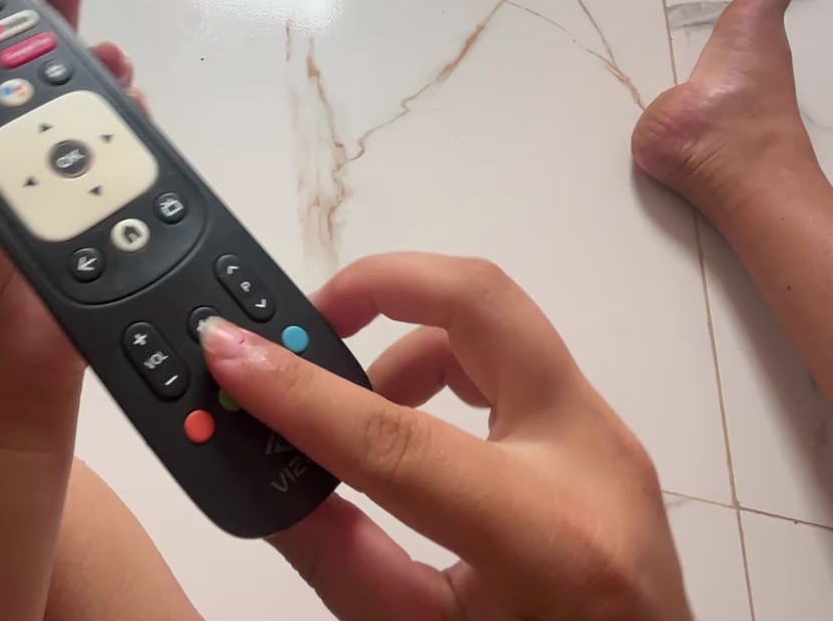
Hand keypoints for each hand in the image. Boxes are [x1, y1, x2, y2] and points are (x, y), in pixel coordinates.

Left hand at [0, 0, 139, 444]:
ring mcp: (60, 174)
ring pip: (85, 99)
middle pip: (35, 63)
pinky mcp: (103, 201)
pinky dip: (130, 114)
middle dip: (49, 9)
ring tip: (102, 48)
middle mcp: (11, 146)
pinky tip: (131, 97)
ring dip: (95, 63)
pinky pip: (122, 145)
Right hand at [201, 253, 692, 620]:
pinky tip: (410, 420)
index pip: (397, 439)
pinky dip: (442, 361)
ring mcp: (604, 431)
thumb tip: (265, 459)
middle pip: (481, 297)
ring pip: (494, 314)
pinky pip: (507, 353)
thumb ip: (334, 550)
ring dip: (409, 334)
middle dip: (381, 282)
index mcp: (549, 539)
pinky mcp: (597, 424)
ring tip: (358, 398)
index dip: (299, 389)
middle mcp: (591, 456)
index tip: (228, 345)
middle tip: (314, 314)